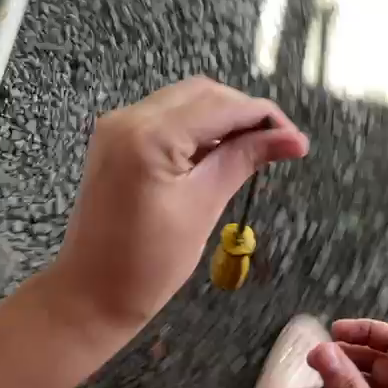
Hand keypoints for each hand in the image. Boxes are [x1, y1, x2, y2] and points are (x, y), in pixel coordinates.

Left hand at [44, 78, 308, 333]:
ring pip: (183, 101)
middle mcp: (127, 118)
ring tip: (253, 150)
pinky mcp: (114, 140)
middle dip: (243, 112)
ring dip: (220, 118)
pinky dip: (195, 128)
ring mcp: (116, 127)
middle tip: (278, 145)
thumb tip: (292, 139)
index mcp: (148, 134)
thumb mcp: (203, 206)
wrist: (90, 294)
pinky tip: (217, 153)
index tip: (296, 140)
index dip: (263, 116)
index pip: (220, 105)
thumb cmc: (147, 264)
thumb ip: (243, 160)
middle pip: (201, 93)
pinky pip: (164, 118)